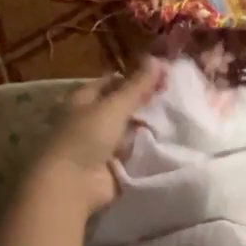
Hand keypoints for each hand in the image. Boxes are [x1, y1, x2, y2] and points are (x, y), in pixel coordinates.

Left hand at [31, 59, 162, 211]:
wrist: (71, 187)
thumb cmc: (86, 137)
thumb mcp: (115, 106)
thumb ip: (138, 84)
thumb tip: (159, 58)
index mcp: (83, 99)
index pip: (113, 81)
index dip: (137, 77)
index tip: (164, 75)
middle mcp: (90, 119)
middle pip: (123, 105)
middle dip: (144, 102)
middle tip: (172, 97)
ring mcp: (100, 143)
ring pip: (130, 128)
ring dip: (147, 126)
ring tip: (174, 117)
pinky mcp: (111, 164)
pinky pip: (133, 150)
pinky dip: (146, 146)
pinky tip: (167, 139)